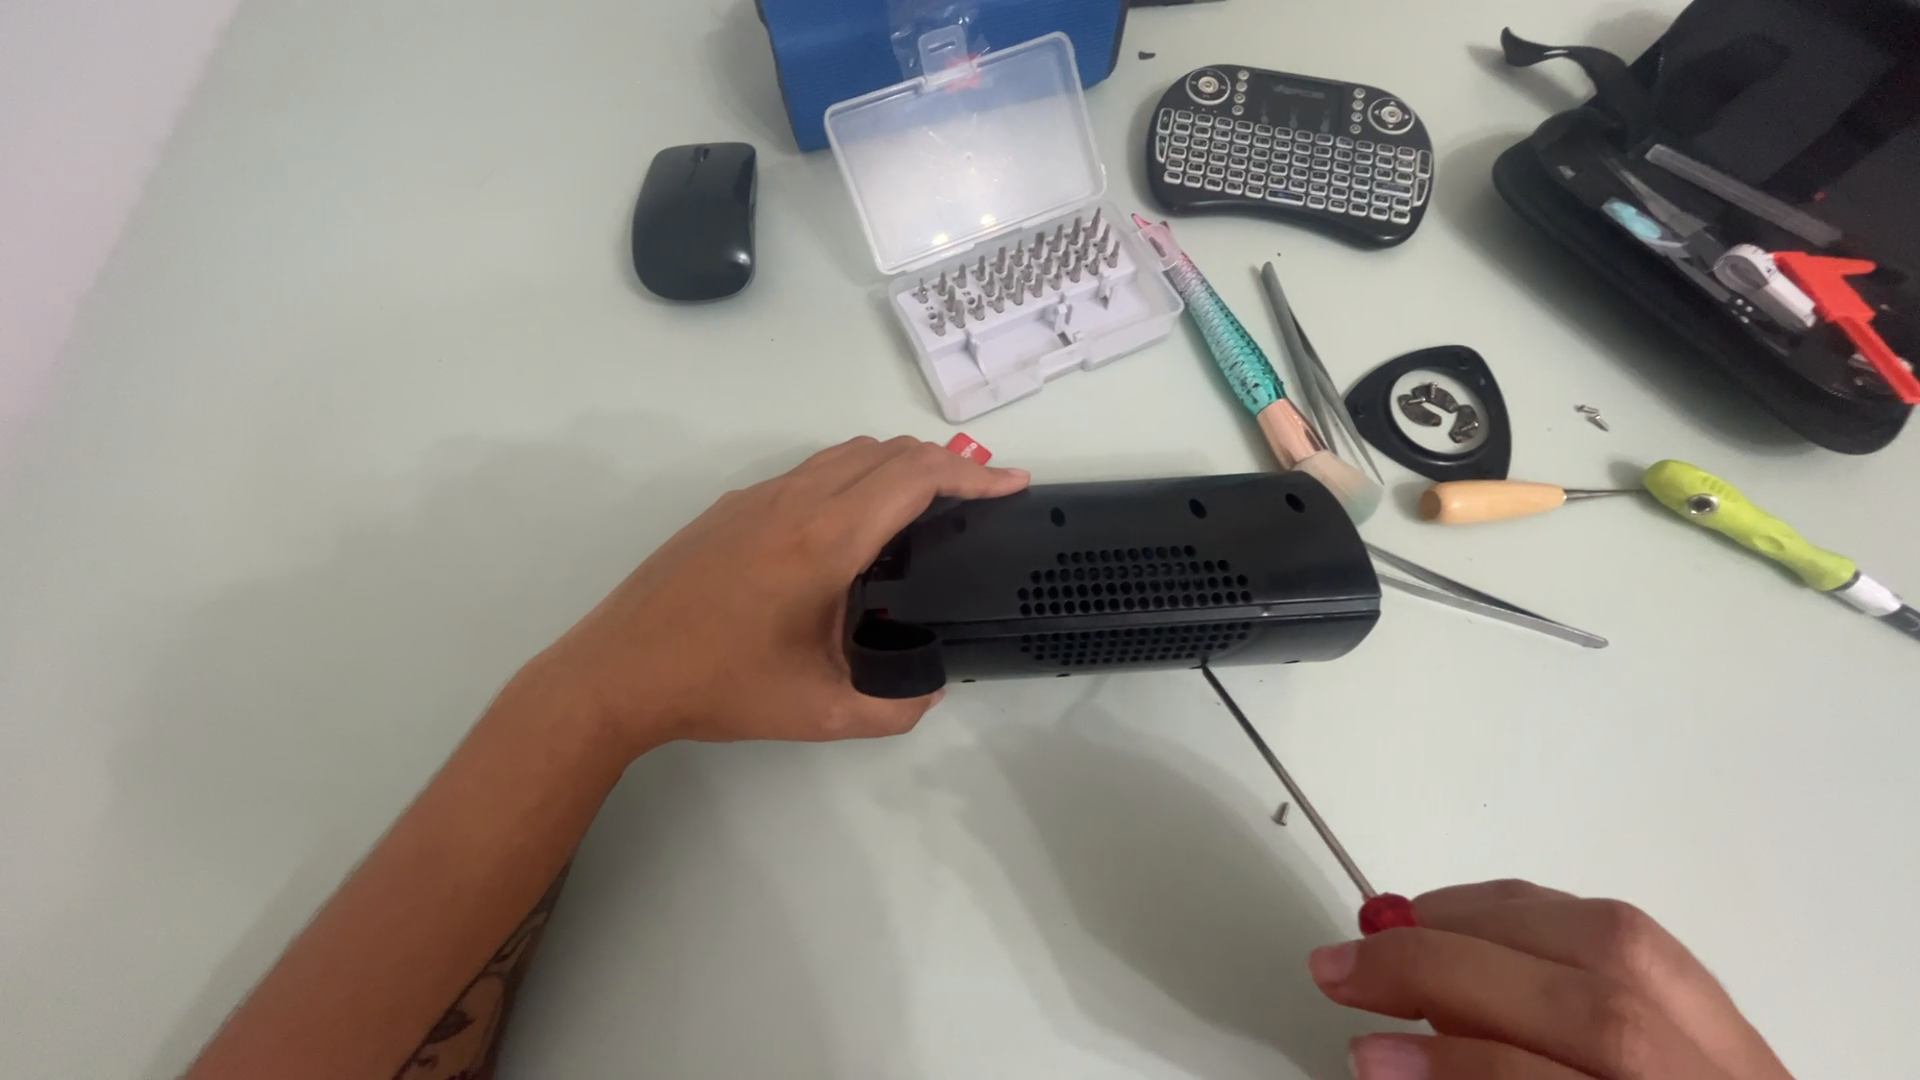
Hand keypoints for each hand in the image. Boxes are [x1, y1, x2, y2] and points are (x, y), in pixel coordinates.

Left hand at [521, 436, 1028, 756]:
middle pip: (888, 451)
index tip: (1011, 483)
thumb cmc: (719, 687)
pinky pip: (813, 469)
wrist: (617, 672)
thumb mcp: (820, 712)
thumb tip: (931, 692)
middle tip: (980, 494)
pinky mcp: (735, 505)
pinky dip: (857, 474)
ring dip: (899, 463)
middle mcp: (796, 501)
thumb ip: (894, 707)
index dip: (972, 474)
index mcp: (825, 541)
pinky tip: (859, 519)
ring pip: (848, 452)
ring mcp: (760, 496)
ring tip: (930, 499)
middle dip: (946, 463)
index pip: (915, 478)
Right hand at [1309, 880, 1793, 1079]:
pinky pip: (1611, 919)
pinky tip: (1450, 918)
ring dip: (1470, 920)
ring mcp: (1743, 1043)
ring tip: (1388, 935)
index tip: (1364, 1055)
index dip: (1456, 1065)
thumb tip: (1386, 1053)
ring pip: (1614, 939)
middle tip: (1340, 970)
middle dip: (1440, 970)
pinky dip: (1513, 904)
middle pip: (1597, 1007)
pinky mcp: (1713, 997)